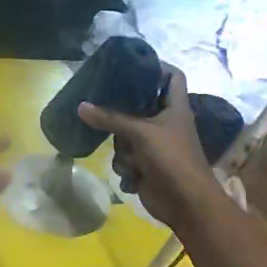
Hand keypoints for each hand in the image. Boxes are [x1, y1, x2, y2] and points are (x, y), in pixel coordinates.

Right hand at [78, 67, 222, 230]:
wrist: (186, 202)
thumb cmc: (172, 159)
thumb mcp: (140, 133)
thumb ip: (110, 119)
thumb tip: (81, 106)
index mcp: (175, 107)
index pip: (172, 76)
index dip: (155, 67)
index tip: (130, 64)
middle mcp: (165, 123)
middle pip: (140, 106)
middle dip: (122, 111)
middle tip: (98, 100)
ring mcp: (155, 145)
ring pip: (127, 135)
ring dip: (124, 148)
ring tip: (130, 156)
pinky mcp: (146, 165)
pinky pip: (126, 157)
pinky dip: (127, 166)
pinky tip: (132, 175)